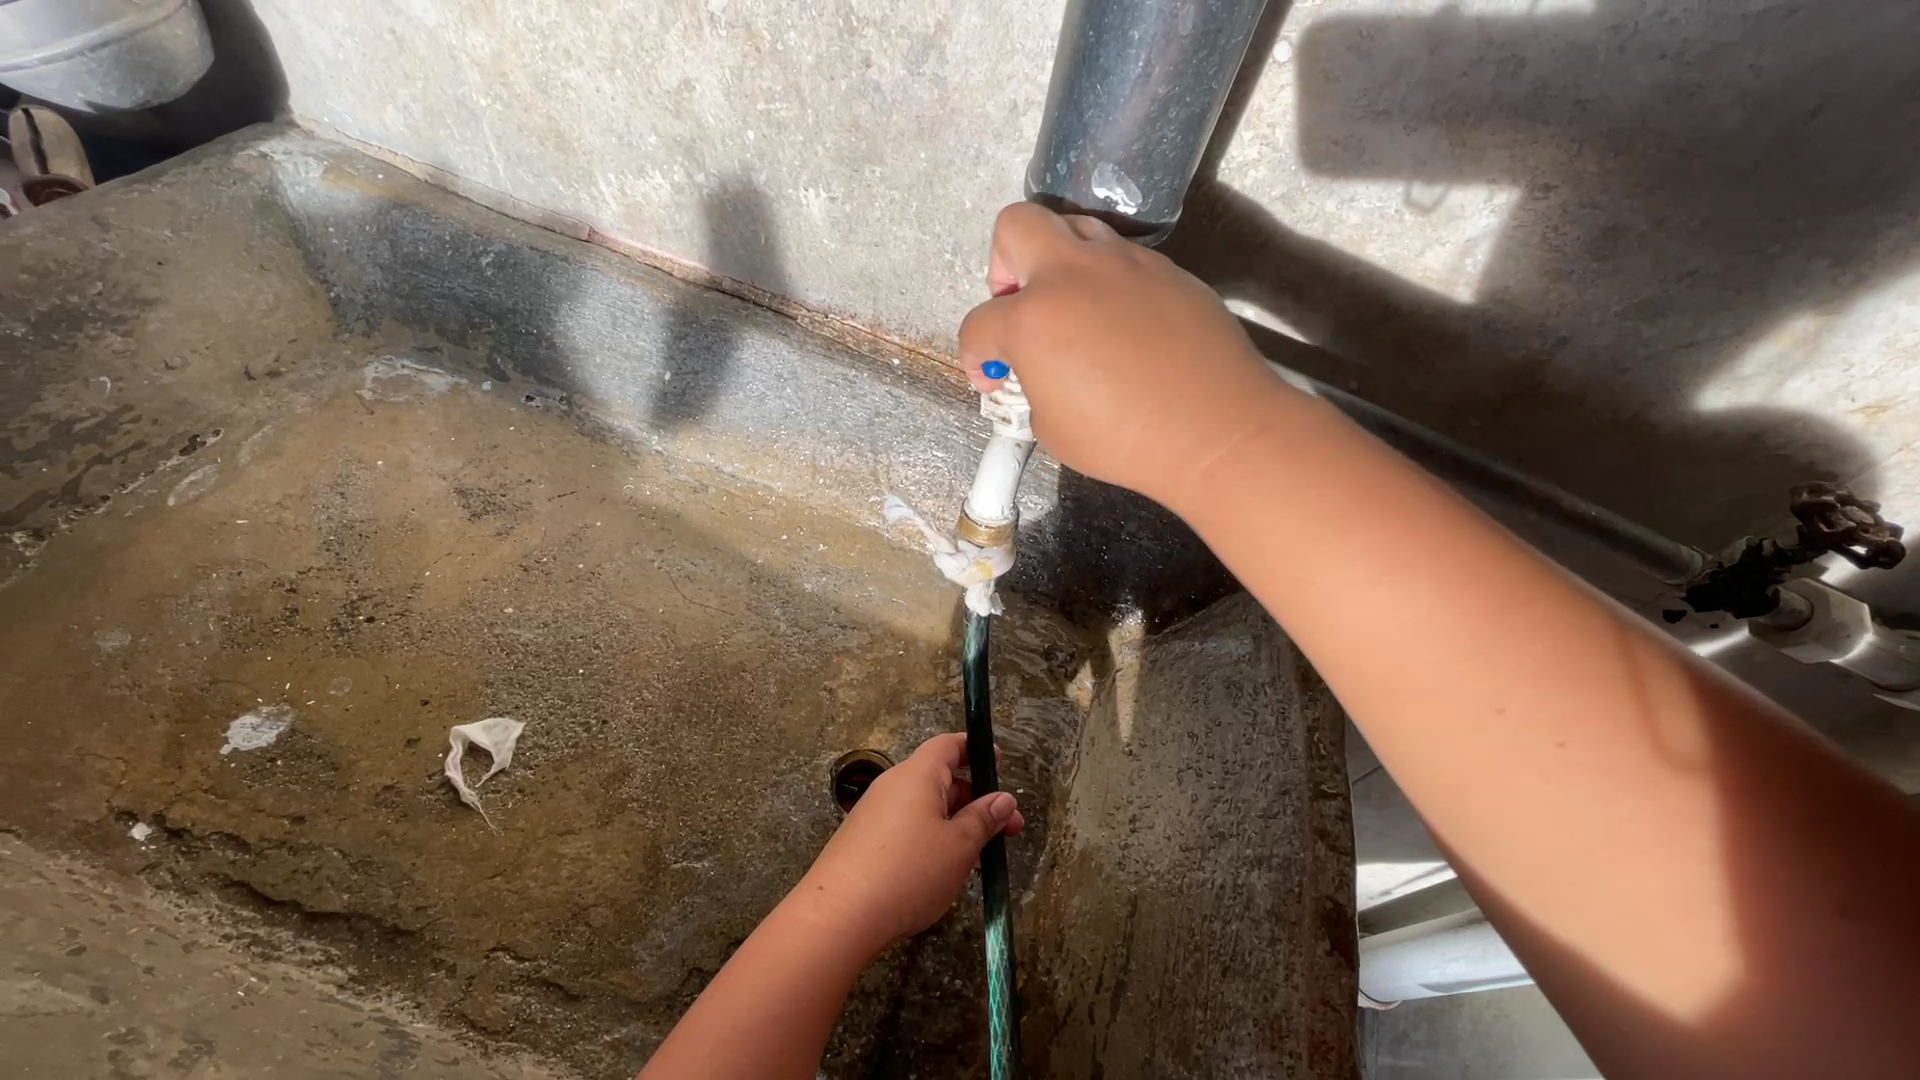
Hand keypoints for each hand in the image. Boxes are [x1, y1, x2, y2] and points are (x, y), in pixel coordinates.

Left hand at [793, 733, 1023, 955]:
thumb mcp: (958, 847)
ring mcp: (875, 814)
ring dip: (958, 825)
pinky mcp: (864, 842)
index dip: (974, 749)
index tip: (999, 763)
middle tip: (1009, 829)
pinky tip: (947, 872)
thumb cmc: (908, 872)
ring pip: (926, 809)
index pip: (948, 745)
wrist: (838, 917)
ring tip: (982, 858)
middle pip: (941, 779)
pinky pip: (908, 829)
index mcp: (916, 775)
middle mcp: (893, 786)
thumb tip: (1003, 799)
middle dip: (977, 800)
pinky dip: (933, 840)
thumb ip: (983, 820)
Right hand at [958, 202, 1305, 511]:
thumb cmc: (1125, 441)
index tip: (992, 377)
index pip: (979, 324)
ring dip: (1059, 263)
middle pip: (1015, 226)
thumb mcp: (1053, 428)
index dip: (975, 355)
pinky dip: (1107, 283)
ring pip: (1075, 228)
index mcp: (1034, 320)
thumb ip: (1032, 386)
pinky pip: (1122, 259)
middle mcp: (1073, 275)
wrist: (1215, 429)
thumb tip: (1036, 372)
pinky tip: (1123, 326)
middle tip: (1020, 306)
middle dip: (1004, 264)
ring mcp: (1125, 264)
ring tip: (1073, 310)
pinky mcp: (1166, 271)